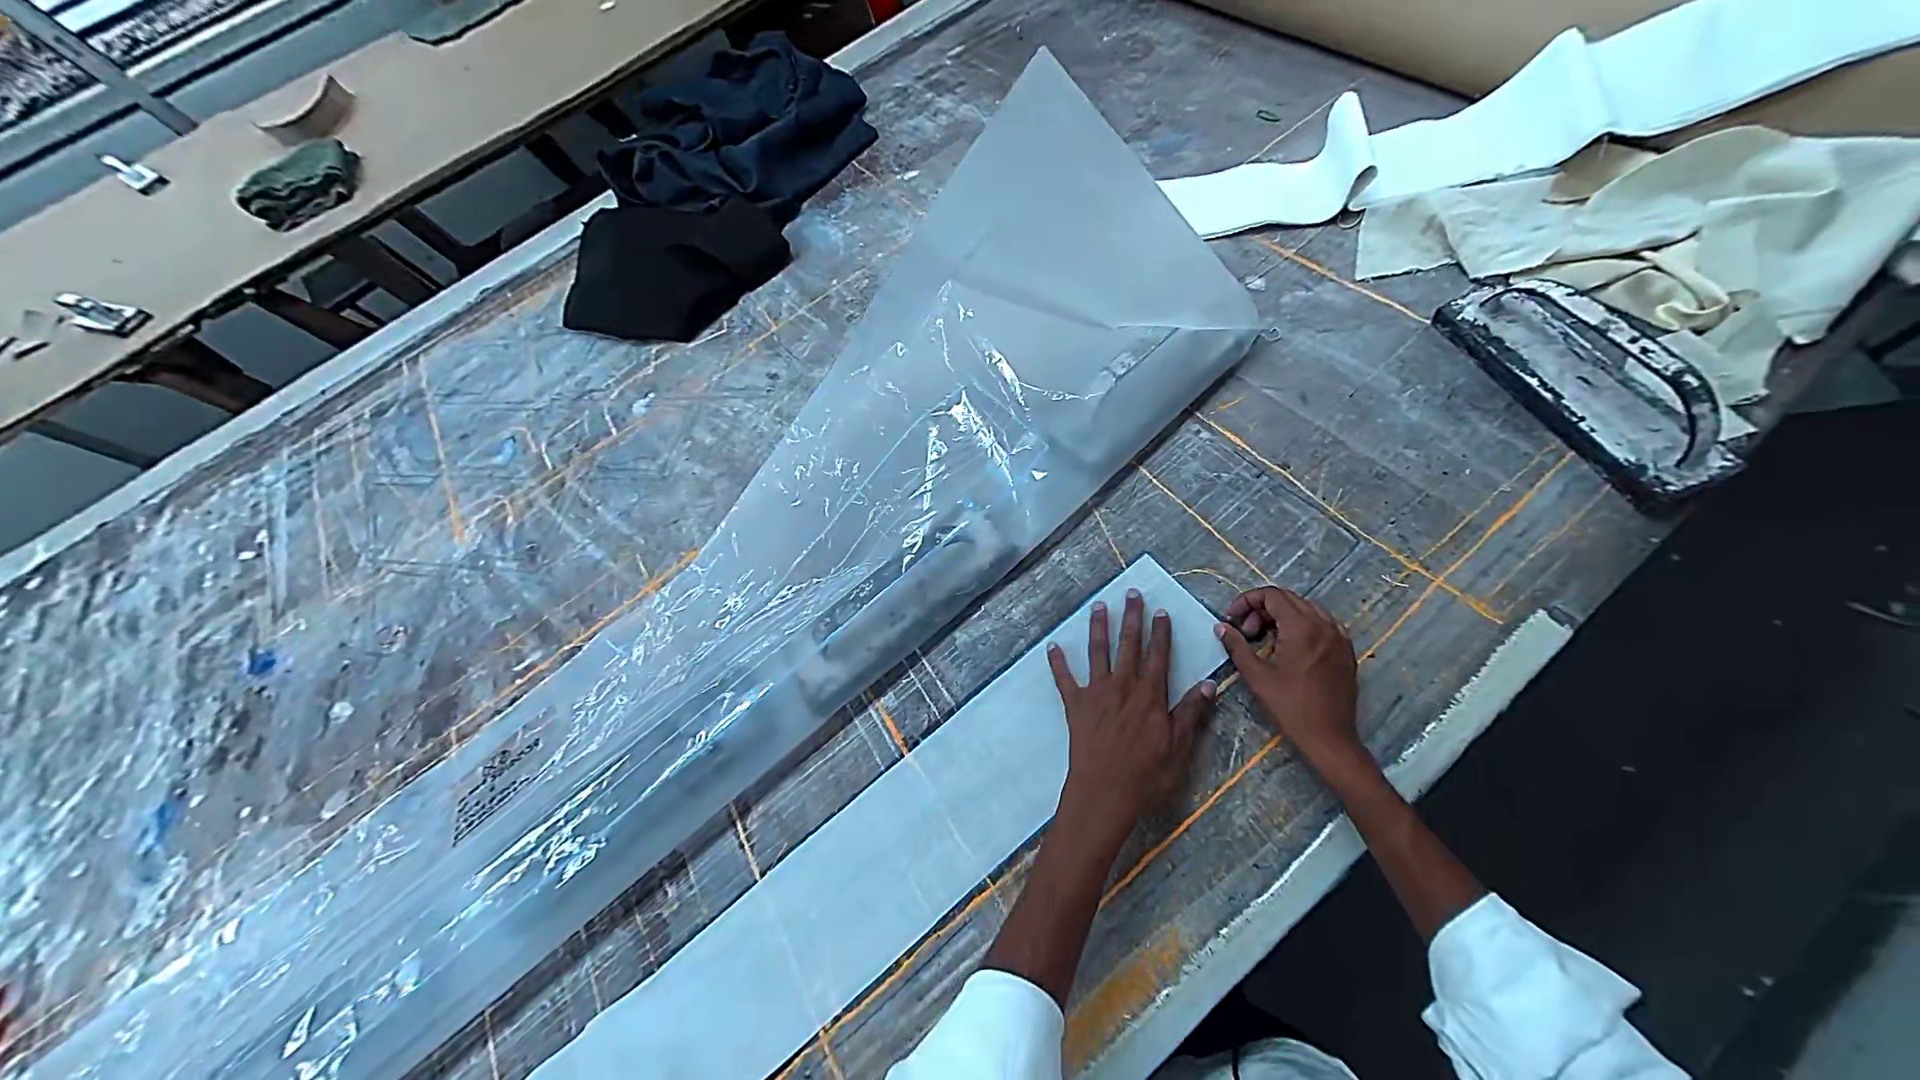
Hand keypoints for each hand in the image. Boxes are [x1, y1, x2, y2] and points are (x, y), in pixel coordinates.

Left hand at [1048, 588, 1215, 835]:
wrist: (1105, 790)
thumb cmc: (1146, 773)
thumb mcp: (1178, 745)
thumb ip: (1191, 713)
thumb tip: (1209, 684)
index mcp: (1150, 695)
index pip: (1159, 656)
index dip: (1161, 632)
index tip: (1161, 611)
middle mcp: (1123, 687)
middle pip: (1129, 645)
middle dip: (1132, 618)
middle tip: (1131, 594)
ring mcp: (1097, 694)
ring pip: (1098, 653)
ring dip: (1098, 628)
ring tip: (1098, 606)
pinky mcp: (1075, 705)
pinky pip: (1064, 679)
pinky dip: (1058, 663)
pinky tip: (1052, 646)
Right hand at [1214, 587, 1360, 768]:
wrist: (1329, 736)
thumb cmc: (1290, 707)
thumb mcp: (1257, 675)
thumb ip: (1237, 646)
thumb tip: (1221, 627)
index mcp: (1302, 628)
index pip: (1271, 595)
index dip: (1246, 601)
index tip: (1231, 618)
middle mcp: (1324, 625)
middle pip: (1288, 599)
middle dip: (1261, 608)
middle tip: (1245, 631)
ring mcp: (1338, 636)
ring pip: (1305, 608)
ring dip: (1280, 615)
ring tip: (1264, 637)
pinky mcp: (1345, 649)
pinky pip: (1321, 622)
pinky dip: (1301, 624)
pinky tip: (1289, 644)